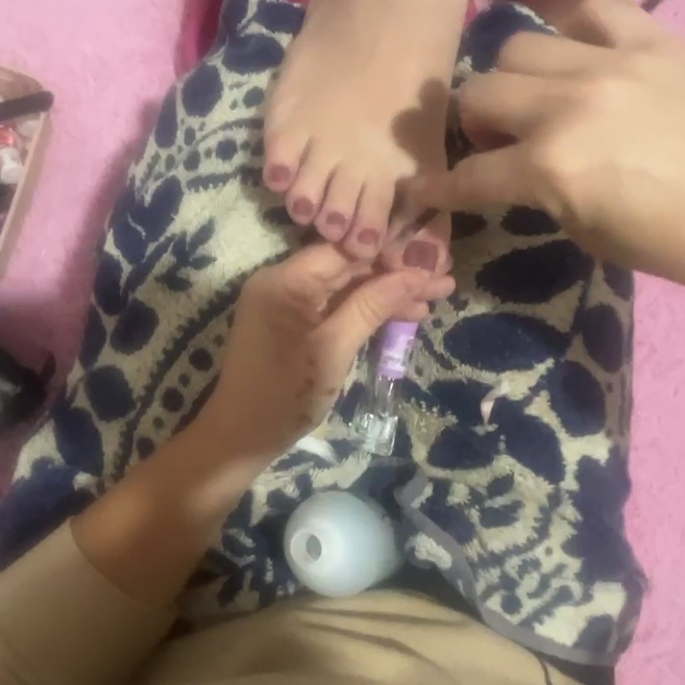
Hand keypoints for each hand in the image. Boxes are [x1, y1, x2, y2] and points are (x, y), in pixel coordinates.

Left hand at [191, 244, 454, 460]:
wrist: (240, 436)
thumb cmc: (285, 395)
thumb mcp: (334, 349)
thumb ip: (372, 307)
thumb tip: (416, 274)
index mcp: (285, 279)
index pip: (346, 248)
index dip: (391, 252)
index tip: (434, 260)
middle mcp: (281, 279)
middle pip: (346, 264)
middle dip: (394, 273)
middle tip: (443, 280)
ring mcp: (284, 300)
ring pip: (343, 285)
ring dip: (385, 293)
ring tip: (433, 300)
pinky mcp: (289, 320)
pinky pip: (332, 303)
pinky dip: (364, 309)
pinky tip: (402, 315)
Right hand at [409, 0, 684, 301]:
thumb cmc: (683, 245)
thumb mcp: (590, 233)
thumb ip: (541, 193)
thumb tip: (515, 170)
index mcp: (552, 169)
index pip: (469, 175)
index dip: (437, 187)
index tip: (421, 189)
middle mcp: (569, 106)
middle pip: (479, 92)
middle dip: (472, 124)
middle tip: (493, 142)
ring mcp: (613, 63)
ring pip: (520, 45)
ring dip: (513, 77)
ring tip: (537, 96)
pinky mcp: (656, 39)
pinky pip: (592, 8)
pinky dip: (575, 30)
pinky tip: (585, 56)